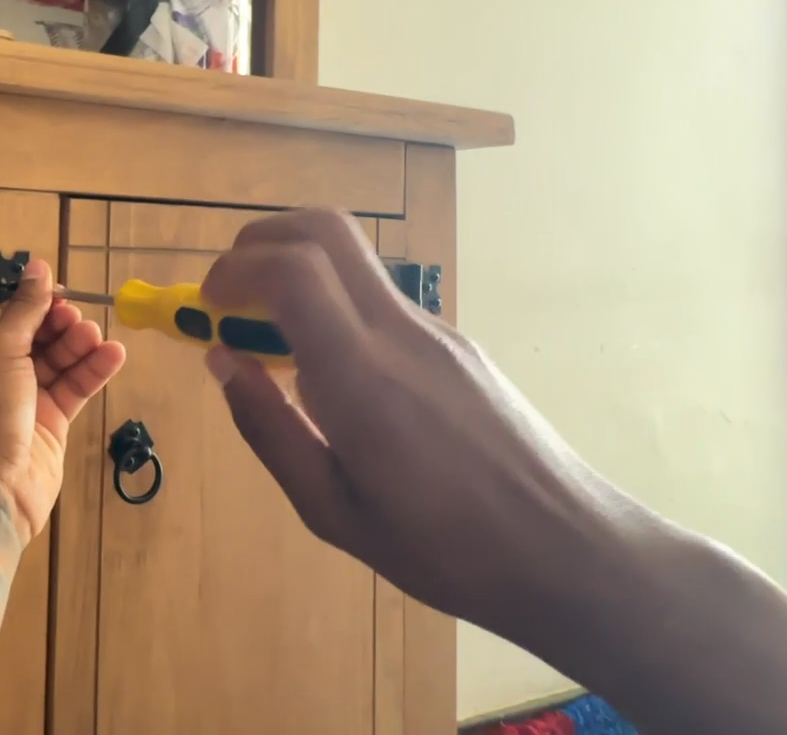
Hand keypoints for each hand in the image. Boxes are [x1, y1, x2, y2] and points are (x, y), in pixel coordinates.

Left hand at [0, 259, 126, 540]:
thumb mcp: (0, 349)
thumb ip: (25, 309)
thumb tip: (39, 266)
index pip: (8, 316)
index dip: (35, 303)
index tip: (64, 293)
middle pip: (36, 337)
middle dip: (60, 325)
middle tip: (81, 320)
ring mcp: (25, 398)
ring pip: (58, 362)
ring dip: (79, 346)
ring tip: (99, 337)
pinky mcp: (51, 422)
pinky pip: (74, 388)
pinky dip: (92, 371)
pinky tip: (115, 356)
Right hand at [200, 210, 639, 640]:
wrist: (578, 557)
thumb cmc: (443, 548)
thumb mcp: (329, 507)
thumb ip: (267, 425)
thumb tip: (221, 360)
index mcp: (361, 374)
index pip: (292, 269)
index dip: (235, 269)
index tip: (208, 306)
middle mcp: (399, 331)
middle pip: (325, 229)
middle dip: (259, 240)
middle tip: (229, 291)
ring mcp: (434, 329)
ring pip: (351, 257)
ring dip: (291, 269)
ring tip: (268, 335)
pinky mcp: (454, 341)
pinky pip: (374, 296)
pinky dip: (326, 303)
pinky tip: (327, 371)